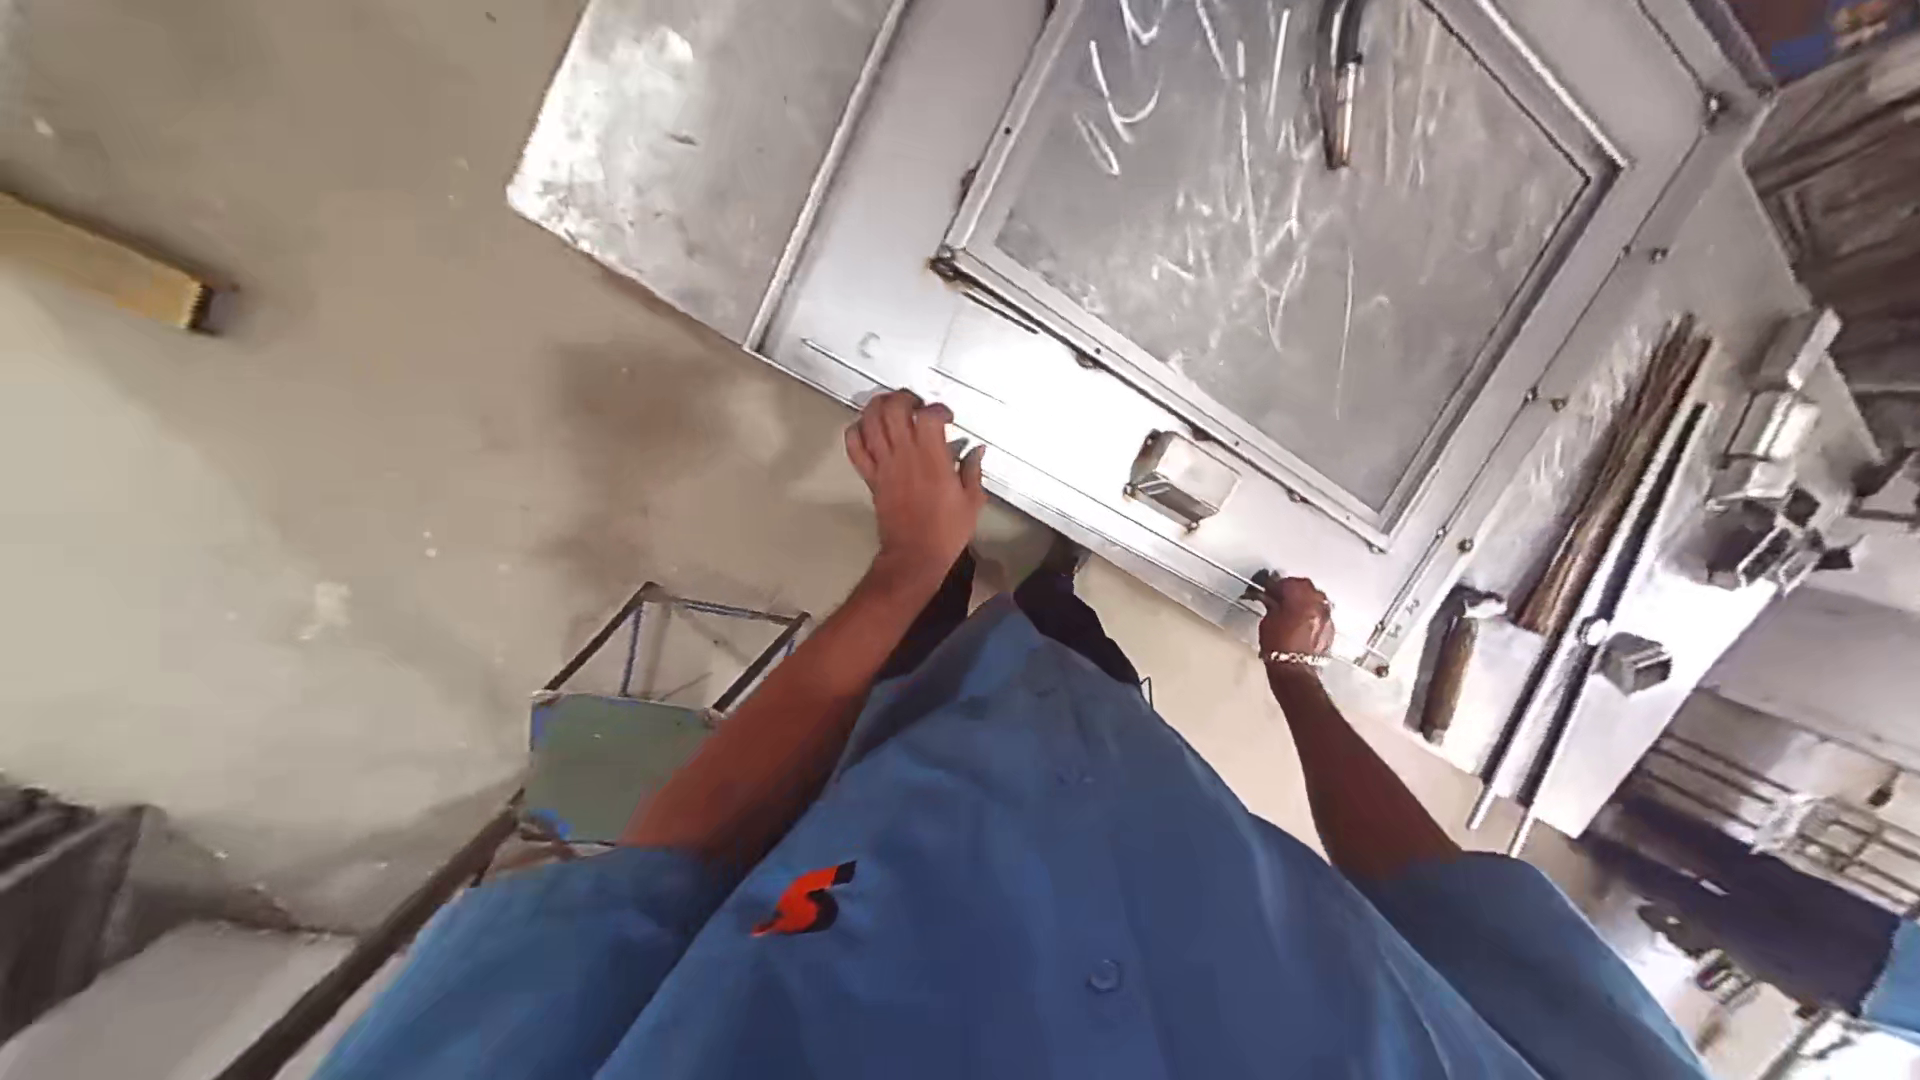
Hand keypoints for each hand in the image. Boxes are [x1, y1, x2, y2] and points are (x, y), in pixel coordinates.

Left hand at [844, 391, 986, 587]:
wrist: (914, 555)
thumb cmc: (946, 530)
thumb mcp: (972, 501)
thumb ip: (973, 471)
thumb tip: (977, 450)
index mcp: (932, 459)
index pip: (928, 416)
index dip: (938, 409)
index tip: (947, 419)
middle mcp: (904, 456)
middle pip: (893, 409)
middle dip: (904, 398)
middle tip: (916, 405)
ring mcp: (883, 465)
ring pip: (870, 421)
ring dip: (879, 407)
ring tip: (892, 409)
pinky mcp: (870, 477)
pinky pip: (854, 446)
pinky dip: (857, 431)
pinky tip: (869, 429)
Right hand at [1257, 576, 1334, 659]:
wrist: (1294, 668)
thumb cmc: (1278, 646)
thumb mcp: (1268, 620)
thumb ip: (1272, 605)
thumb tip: (1272, 599)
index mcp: (1301, 600)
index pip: (1289, 582)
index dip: (1276, 584)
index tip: (1269, 588)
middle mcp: (1317, 605)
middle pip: (1306, 586)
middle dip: (1292, 588)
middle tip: (1279, 594)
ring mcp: (1326, 616)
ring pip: (1316, 598)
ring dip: (1304, 598)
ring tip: (1291, 606)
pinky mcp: (1330, 627)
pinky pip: (1321, 612)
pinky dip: (1312, 611)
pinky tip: (1301, 618)